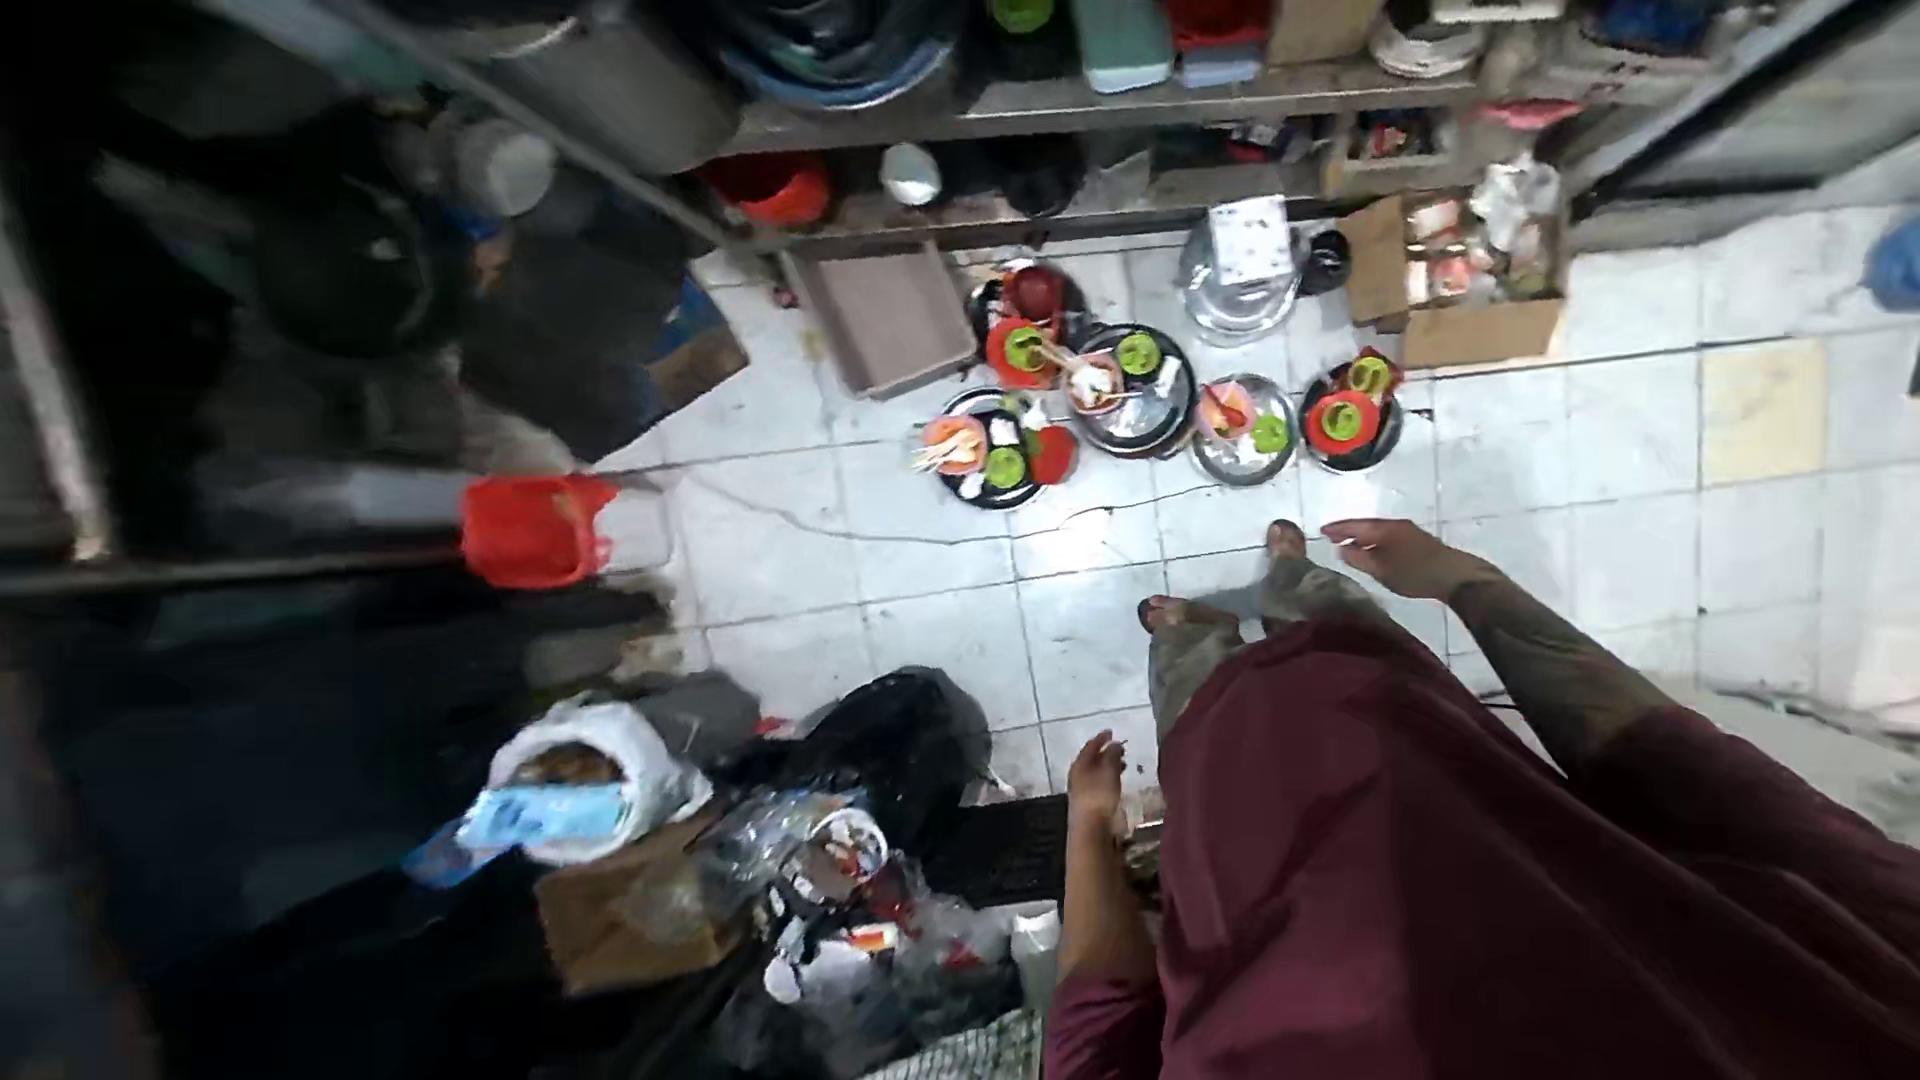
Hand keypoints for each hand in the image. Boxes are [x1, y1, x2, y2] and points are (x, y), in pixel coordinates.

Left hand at [1067, 731, 1125, 833]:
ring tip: (1123, 765)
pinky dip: (1106, 777)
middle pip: (1091, 758)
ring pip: (1094, 771)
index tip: (1111, 732)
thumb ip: (1112, 755)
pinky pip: (1097, 782)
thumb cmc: (1099, 796)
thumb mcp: (1109, 771)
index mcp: (1080, 763)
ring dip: (1107, 765)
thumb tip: (1114, 743)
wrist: (1090, 829)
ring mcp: (1080, 789)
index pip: (1090, 745)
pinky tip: (1115, 782)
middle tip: (1120, 749)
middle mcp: (1077, 774)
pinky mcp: (1086, 802)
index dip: (1101, 737)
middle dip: (1105, 752)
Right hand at [1320, 518, 1499, 600]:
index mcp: (1383, 529)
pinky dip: (1374, 542)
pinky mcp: (1417, 542)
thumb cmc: (1414, 573)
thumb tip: (1342, 550)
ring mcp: (1409, 533)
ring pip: (1377, 532)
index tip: (1321, 531)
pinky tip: (1372, 552)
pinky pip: (1387, 538)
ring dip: (1362, 538)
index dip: (1336, 528)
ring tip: (1348, 547)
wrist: (1457, 577)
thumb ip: (1357, 558)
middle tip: (1331, 538)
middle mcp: (1395, 526)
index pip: (1354, 525)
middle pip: (1366, 526)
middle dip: (1348, 532)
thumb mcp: (1380, 569)